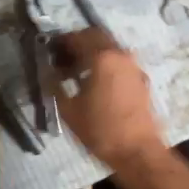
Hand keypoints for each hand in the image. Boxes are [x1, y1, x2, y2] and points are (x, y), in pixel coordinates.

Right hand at [52, 30, 166, 171]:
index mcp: (102, 57)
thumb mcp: (68, 109)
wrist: (137, 151)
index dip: (60, 42)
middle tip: (62, 60)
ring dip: (92, 54)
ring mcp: (134, 66)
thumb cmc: (100, 130)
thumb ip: (54, 84)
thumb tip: (46, 70)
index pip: (77, 37)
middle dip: (77, 44)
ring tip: (76, 74)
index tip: (49, 51)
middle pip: (96, 37)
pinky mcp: (141, 79)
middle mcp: (120, 54)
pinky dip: (105, 64)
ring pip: (109, 48)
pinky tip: (94, 84)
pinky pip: (119, 62)